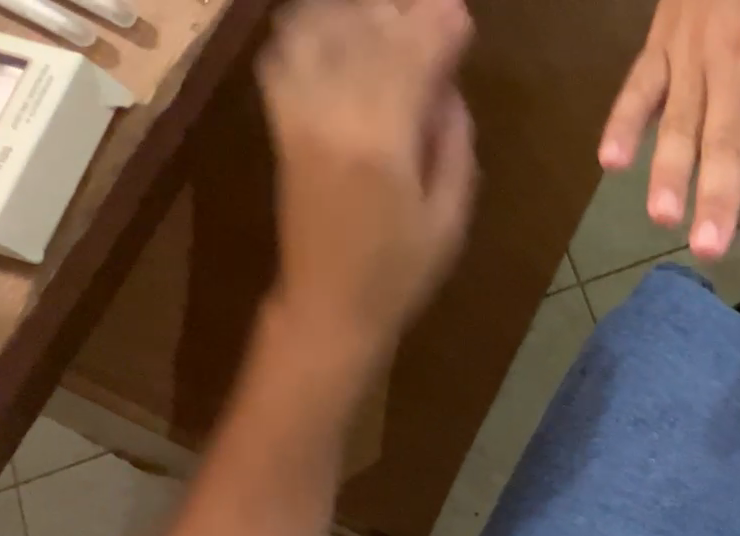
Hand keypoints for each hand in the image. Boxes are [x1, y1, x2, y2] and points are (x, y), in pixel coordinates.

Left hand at [258, 0, 478, 348]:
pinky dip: (314, 22)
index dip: (438, 28)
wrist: (330, 301)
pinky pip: (287, 45)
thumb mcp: (450, 218)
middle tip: (436, 3)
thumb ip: (452, 145)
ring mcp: (294, 107)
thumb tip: (447, 89)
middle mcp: (329, 109)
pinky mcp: (278, 113)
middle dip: (404, 10)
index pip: (410, 58)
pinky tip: (339, 21)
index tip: (462, 11)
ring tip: (392, 9)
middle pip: (366, 32)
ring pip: (321, 27)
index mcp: (380, 142)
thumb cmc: (403, 270)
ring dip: (359, 9)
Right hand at [598, 0, 739, 261]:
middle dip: (714, 198)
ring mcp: (693, 57)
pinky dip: (622, 120)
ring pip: (679, 122)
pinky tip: (610, 161)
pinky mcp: (659, 43)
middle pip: (725, 145)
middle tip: (706, 249)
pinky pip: (638, 85)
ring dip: (667, 171)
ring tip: (661, 217)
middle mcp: (738, 73)